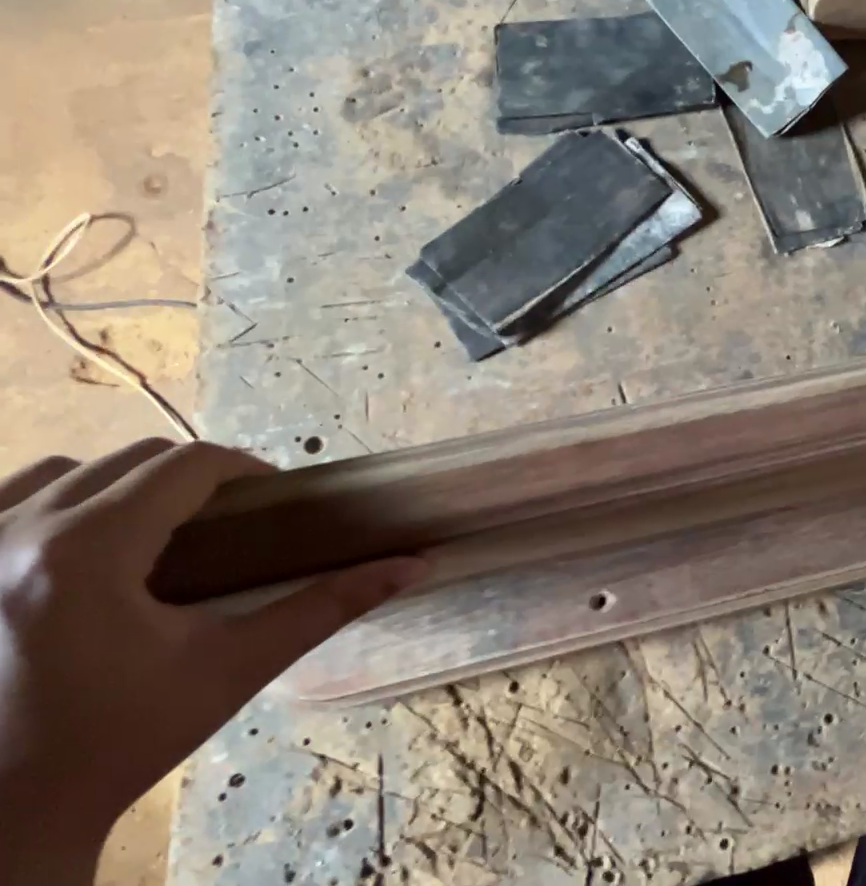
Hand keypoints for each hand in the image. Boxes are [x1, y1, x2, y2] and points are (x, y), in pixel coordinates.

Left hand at [0, 439, 427, 878]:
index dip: (247, 469)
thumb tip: (416, 565)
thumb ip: (326, 606)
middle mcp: (11, 534)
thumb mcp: (236, 667)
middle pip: (132, 460)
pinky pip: (6, 496)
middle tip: (233, 521)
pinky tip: (83, 541)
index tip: (277, 500)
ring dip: (125, 484)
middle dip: (196, 478)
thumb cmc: (121, 739)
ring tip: (158, 531)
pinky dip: (55, 498)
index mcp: (86, 553)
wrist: (3, 813)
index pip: (186, 465)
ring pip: (63, 469)